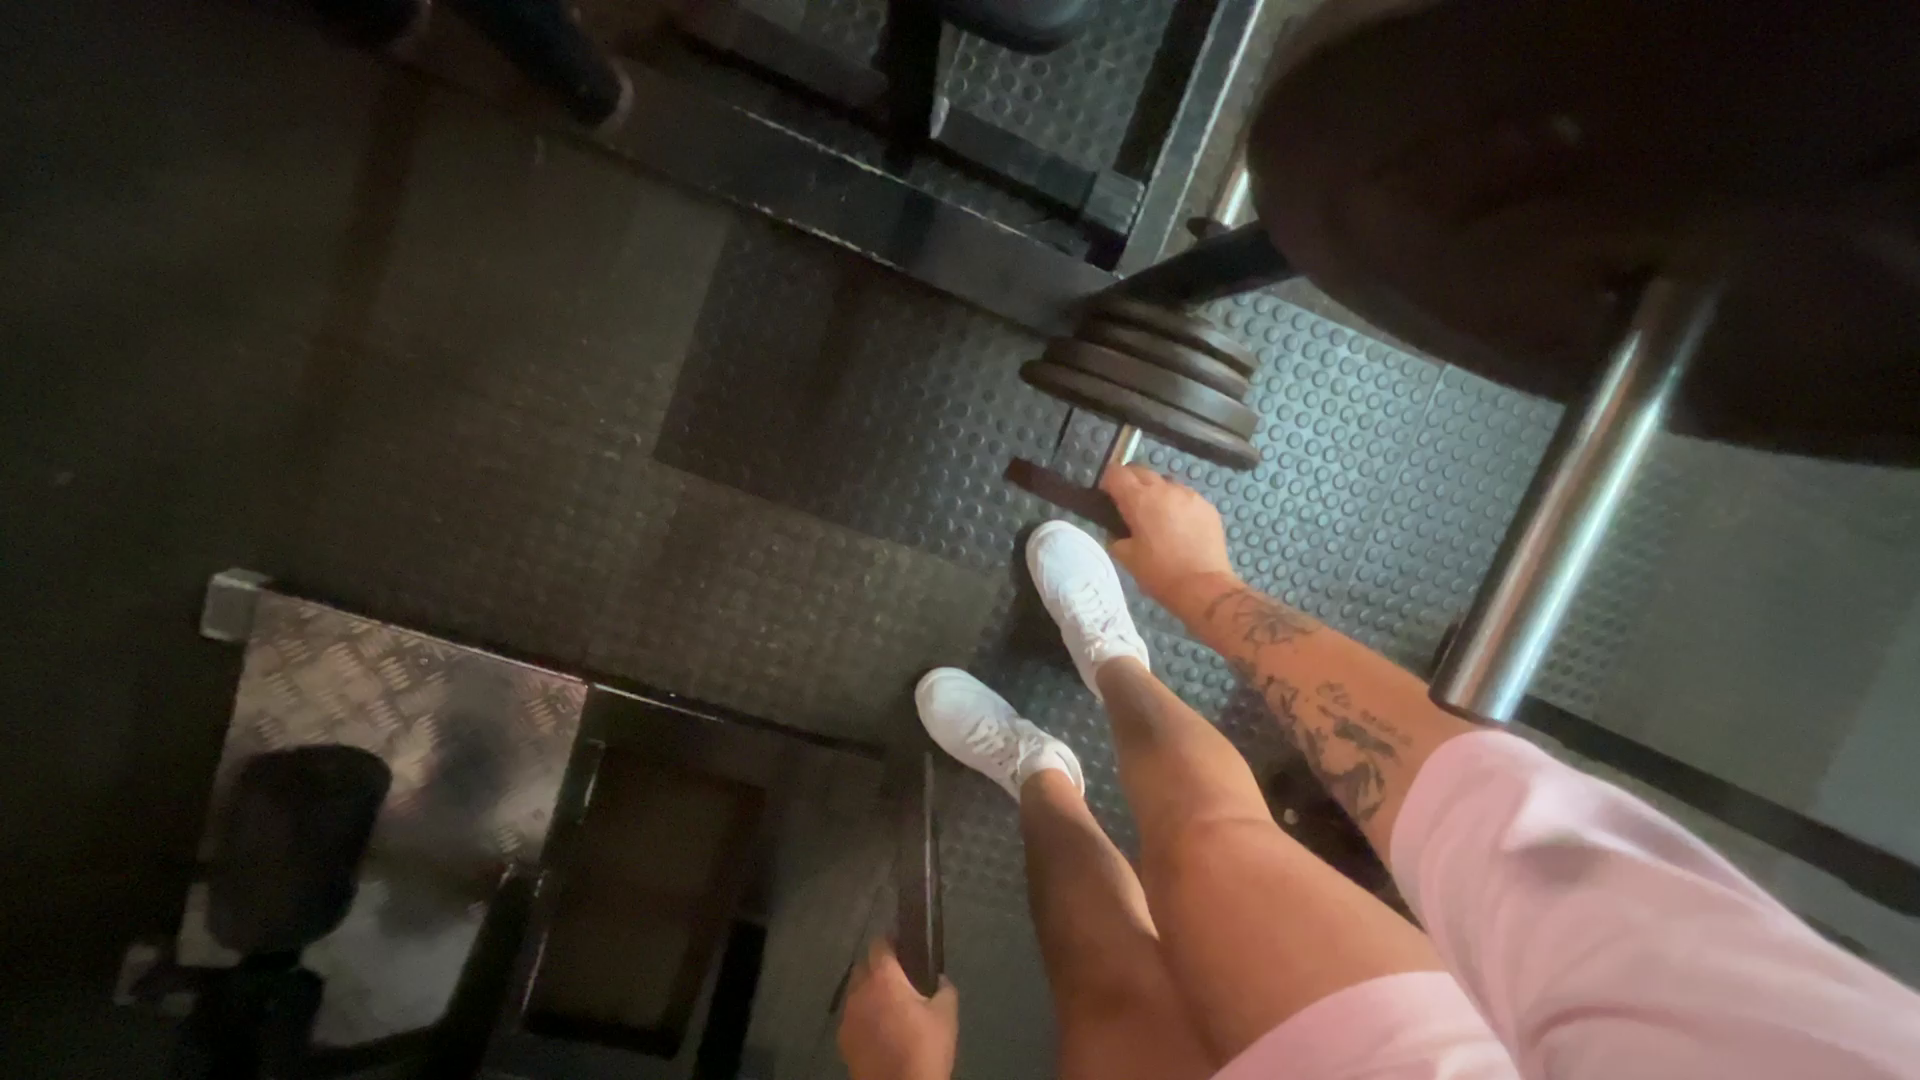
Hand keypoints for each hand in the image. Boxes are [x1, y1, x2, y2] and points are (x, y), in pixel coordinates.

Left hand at [837, 941, 958, 1079]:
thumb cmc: (924, 1048)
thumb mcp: (946, 1014)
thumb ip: (944, 988)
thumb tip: (939, 978)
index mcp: (883, 978)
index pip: (879, 943)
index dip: (891, 940)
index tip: (903, 944)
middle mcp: (859, 991)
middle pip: (864, 965)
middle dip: (878, 966)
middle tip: (899, 977)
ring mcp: (847, 1017)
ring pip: (855, 992)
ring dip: (869, 992)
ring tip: (888, 1005)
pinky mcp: (842, 1041)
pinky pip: (852, 1016)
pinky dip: (863, 1016)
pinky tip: (879, 1028)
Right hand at [1102, 465, 1238, 615]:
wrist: (1203, 586)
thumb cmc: (1159, 573)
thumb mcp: (1126, 557)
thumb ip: (1116, 536)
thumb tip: (1118, 529)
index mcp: (1139, 500)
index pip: (1116, 473)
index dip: (1108, 482)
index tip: (1107, 496)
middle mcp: (1164, 489)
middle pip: (1141, 471)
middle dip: (1131, 482)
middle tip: (1129, 505)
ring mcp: (1189, 495)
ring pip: (1165, 483)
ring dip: (1156, 492)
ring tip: (1157, 517)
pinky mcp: (1207, 506)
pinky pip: (1186, 497)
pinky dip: (1177, 505)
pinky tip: (1179, 527)